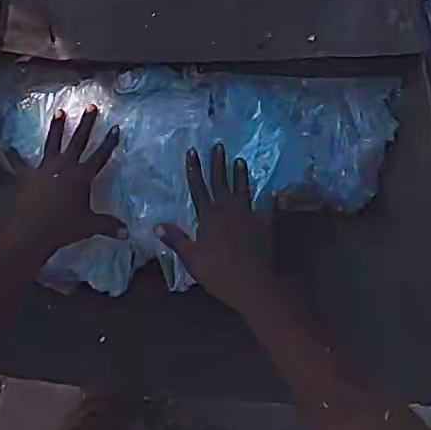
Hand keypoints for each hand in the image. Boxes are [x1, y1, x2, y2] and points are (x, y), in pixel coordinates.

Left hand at [0, 107, 122, 258]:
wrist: (33, 230)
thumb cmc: (63, 227)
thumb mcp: (89, 225)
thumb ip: (108, 225)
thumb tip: (127, 233)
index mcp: (82, 176)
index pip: (100, 155)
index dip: (109, 142)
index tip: (115, 127)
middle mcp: (65, 166)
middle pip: (78, 140)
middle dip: (86, 123)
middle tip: (90, 106)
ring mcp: (45, 168)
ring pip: (53, 142)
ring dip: (57, 127)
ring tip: (60, 111)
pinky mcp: (27, 174)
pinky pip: (18, 163)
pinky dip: (12, 155)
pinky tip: (5, 147)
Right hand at [160, 145, 279, 313]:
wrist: (253, 283)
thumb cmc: (218, 272)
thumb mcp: (191, 258)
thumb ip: (176, 239)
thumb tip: (156, 225)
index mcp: (208, 215)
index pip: (197, 187)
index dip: (194, 169)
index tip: (192, 151)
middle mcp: (227, 209)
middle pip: (220, 182)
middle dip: (218, 163)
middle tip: (218, 146)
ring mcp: (248, 214)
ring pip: (243, 189)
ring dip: (241, 175)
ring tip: (240, 160)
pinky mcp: (266, 224)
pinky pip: (268, 208)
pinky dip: (271, 200)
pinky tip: (274, 192)